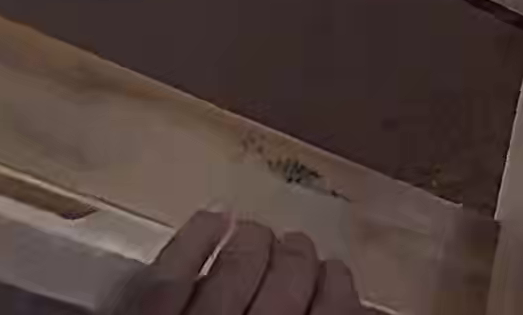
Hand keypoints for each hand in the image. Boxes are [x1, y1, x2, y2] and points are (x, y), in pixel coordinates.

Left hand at [110, 211, 363, 314]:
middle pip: (291, 276)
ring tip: (258, 236)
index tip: (333, 279)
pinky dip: (196, 238)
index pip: (335, 307)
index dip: (336, 287)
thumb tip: (353, 314)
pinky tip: (215, 218)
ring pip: (239, 263)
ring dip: (255, 243)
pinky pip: (169, 274)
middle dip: (297, 258)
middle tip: (295, 252)